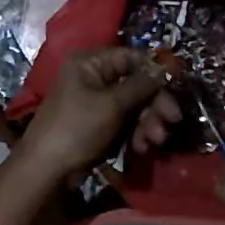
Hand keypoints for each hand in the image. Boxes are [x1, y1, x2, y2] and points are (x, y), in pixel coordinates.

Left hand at [16, 49, 165, 180]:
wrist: (47, 167)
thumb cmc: (77, 127)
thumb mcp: (111, 105)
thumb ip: (140, 86)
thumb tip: (164, 68)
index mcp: (90, 63)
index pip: (129, 57)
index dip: (154, 69)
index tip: (177, 84)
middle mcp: (93, 78)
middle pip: (134, 83)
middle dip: (154, 103)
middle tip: (173, 120)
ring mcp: (96, 102)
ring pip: (133, 105)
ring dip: (147, 122)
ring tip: (154, 141)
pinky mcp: (99, 124)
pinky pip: (124, 122)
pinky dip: (135, 133)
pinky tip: (141, 148)